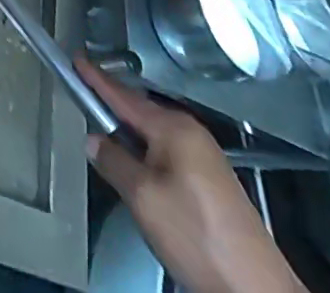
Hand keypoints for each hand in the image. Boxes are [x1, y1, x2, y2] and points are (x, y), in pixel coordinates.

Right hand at [77, 58, 304, 292]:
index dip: (97, 78)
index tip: (77, 59)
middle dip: (111, 100)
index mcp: (174, 129)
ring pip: (153, 131)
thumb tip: (94, 140)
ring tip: (100, 122)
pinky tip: (132, 159)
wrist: (252, 286)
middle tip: (82, 88)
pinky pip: (165, 148)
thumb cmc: (195, 233)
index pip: (124, 96)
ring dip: (126, 126)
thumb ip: (113, 161)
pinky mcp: (209, 178)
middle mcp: (191, 133)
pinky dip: (143, 146)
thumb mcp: (142, 197)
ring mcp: (203, 155)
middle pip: (140, 109)